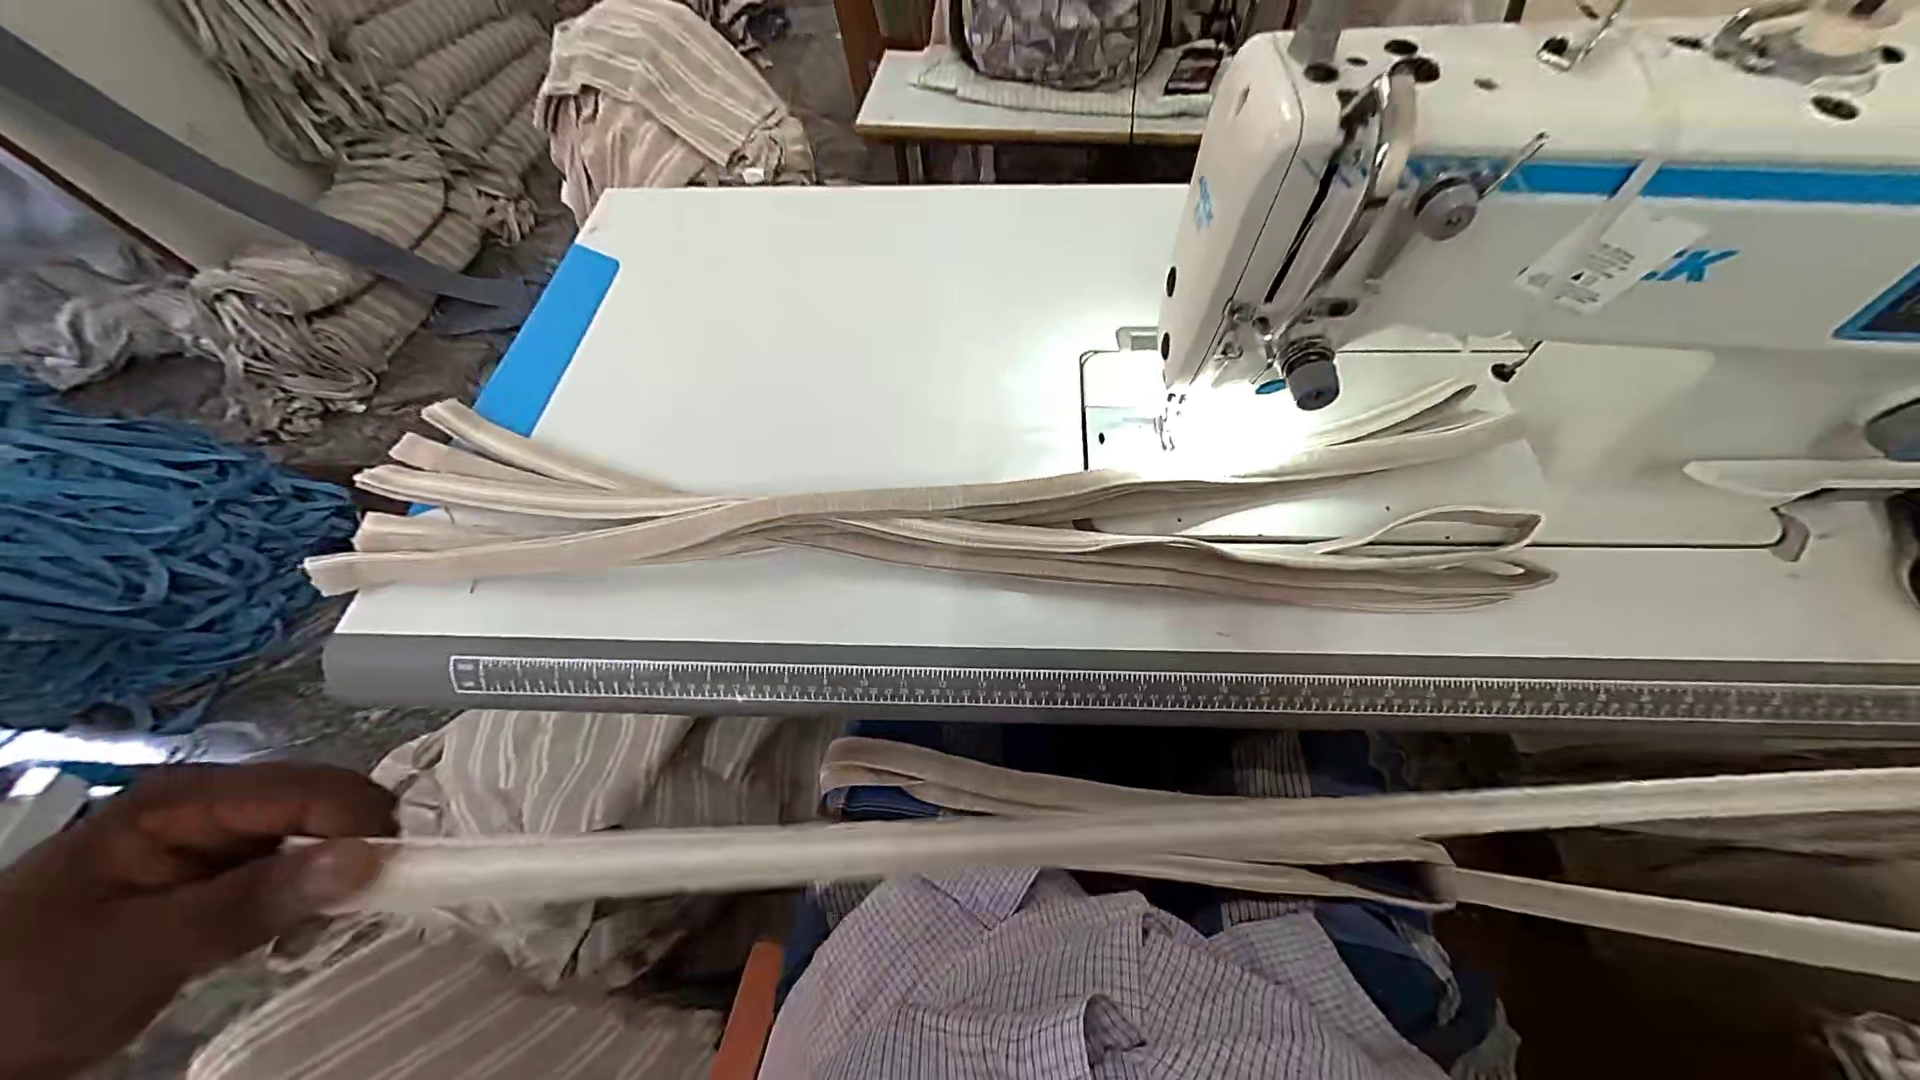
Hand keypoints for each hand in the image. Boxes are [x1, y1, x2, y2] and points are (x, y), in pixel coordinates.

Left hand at [0, 763, 395, 1079]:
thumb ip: (254, 901)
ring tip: (323, 921)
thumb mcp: (136, 952)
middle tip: (360, 902)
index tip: (396, 872)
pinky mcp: (231, 865)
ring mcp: (224, 833)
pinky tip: (301, 922)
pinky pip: (305, 859)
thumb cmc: (25, 990)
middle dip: (356, 847)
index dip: (363, 821)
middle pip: (328, 802)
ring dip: (342, 871)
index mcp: (188, 796)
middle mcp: (217, 801)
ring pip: (326, 830)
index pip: (313, 788)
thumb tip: (372, 856)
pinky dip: (320, 888)